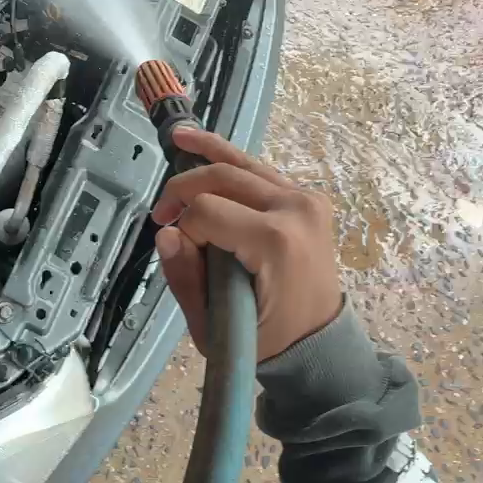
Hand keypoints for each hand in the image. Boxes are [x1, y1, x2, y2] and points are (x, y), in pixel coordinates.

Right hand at [151, 128, 342, 361]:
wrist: (320, 344)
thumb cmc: (268, 340)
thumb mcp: (216, 325)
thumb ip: (186, 278)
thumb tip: (166, 234)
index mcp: (275, 242)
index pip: (207, 211)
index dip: (183, 227)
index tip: (181, 252)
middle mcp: (294, 210)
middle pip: (223, 177)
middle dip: (184, 189)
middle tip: (162, 212)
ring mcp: (306, 199)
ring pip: (243, 163)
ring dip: (207, 149)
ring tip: (178, 137)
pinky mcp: (307, 198)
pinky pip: (260, 171)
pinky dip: (230, 158)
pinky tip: (203, 145)